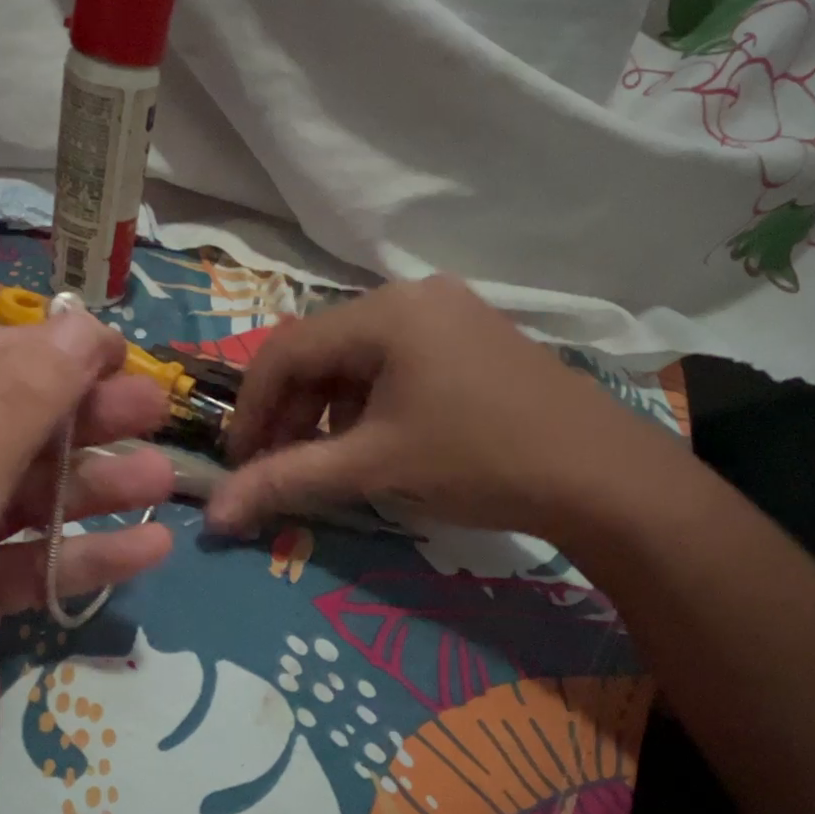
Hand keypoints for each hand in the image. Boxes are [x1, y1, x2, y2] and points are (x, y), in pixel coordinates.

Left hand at [0, 314, 174, 813]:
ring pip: (21, 496)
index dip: (37, 354)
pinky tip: (148, 550)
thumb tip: (80, 323)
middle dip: (76, 422)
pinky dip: (84, 555)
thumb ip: (13, 409)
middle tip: (155, 408)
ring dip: (92, 489)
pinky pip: (29, 560)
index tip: (119, 348)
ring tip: (164, 478)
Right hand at [208, 276, 679, 540]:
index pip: (286, 350)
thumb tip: (214, 515)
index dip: (250, 409)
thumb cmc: (479, 460)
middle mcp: (413, 298)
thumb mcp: (373, 468)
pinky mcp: (470, 343)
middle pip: (319, 352)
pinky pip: (392, 368)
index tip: (236, 463)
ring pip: (354, 363)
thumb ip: (287, 482)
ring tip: (320, 465)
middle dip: (287, 414)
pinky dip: (364, 408)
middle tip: (274, 468)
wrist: (600, 476)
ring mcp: (447, 317)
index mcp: (386, 312)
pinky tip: (368, 447)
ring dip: (323, 413)